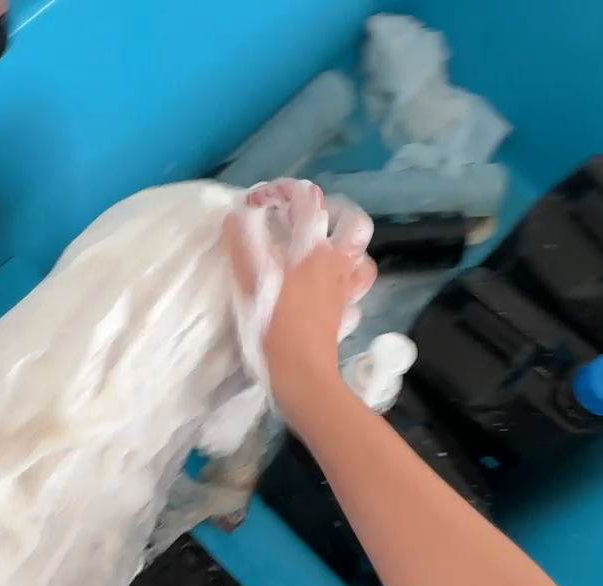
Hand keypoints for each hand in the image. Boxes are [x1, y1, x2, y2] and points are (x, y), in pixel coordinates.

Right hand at [223, 180, 374, 412]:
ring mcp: (345, 294)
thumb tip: (239, 215)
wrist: (302, 376)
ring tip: (327, 256)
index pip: (308, 200)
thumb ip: (244, 241)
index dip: (284, 191)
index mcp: (313, 249)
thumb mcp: (250, 280)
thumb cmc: (274, 327)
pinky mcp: (344, 320)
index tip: (260, 202)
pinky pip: (354, 299)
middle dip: (337, 214)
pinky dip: (345, 292)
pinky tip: (329, 297)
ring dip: (349, 253)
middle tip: (313, 220)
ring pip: (363, 262)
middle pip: (354, 225)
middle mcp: (336, 266)